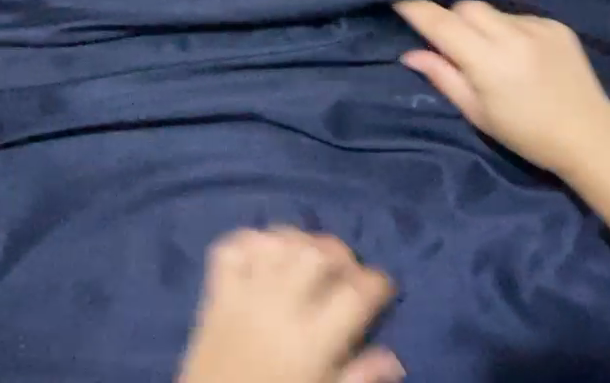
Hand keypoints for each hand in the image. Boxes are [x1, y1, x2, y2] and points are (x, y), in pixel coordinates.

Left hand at [178, 227, 404, 382]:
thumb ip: (357, 379)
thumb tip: (393, 359)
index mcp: (311, 342)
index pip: (355, 294)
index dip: (377, 283)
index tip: (382, 289)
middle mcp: (280, 307)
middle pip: (318, 255)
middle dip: (340, 253)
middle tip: (348, 270)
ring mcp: (245, 296)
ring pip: (279, 242)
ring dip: (300, 241)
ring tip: (310, 257)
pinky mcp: (216, 295)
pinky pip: (231, 248)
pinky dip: (251, 241)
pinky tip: (266, 253)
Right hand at [394, 0, 609, 175]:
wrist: (590, 135)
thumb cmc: (526, 134)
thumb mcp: (477, 112)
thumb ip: (443, 77)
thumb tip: (410, 53)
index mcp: (488, 61)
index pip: (441, 23)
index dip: (416, 8)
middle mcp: (512, 35)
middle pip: (466, 8)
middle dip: (453, 19)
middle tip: (453, 44)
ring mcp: (537, 26)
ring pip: (492, 11)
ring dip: (482, 25)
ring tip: (491, 54)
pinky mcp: (556, 24)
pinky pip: (518, 16)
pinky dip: (509, 30)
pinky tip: (520, 55)